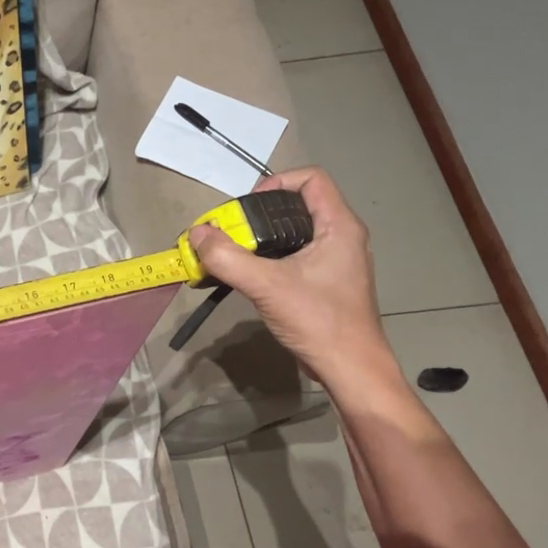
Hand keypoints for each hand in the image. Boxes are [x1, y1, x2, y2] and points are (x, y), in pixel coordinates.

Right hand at [188, 167, 394, 385]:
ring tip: (234, 254)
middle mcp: (342, 236)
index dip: (276, 183)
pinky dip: (269, 257)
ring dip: (260, 238)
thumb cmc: (318, 321)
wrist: (349, 368)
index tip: (248, 209)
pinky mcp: (327, 280)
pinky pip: (295, 254)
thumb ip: (227, 257)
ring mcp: (336, 260)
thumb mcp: (266, 286)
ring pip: (294, 231)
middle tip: (232, 233)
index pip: (312, 179)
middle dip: (259, 214)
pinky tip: (249, 275)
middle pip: (298, 204)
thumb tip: (197, 234)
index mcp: (339, 226)